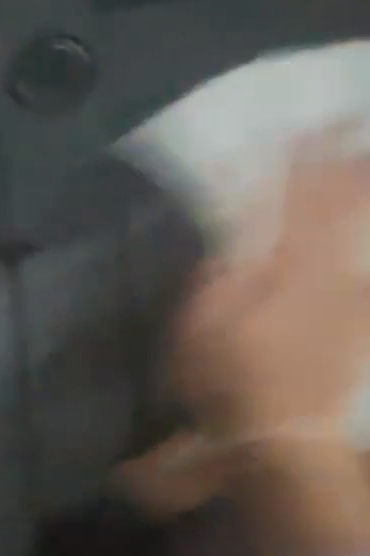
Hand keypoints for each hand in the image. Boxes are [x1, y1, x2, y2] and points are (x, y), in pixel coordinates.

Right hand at [172, 145, 369, 436]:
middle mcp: (336, 269)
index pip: (299, 202)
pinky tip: (366, 233)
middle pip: (348, 208)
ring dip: (362, 196)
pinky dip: (368, 238)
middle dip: (346, 167)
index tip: (310, 125)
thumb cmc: (224, 377)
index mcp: (289, 268)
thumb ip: (225, 272)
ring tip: (362, 165)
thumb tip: (244, 227)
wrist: (281, 431)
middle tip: (349, 128)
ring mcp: (359, 292)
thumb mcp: (202, 323)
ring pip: (367, 231)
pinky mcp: (366, 316)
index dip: (302, 164)